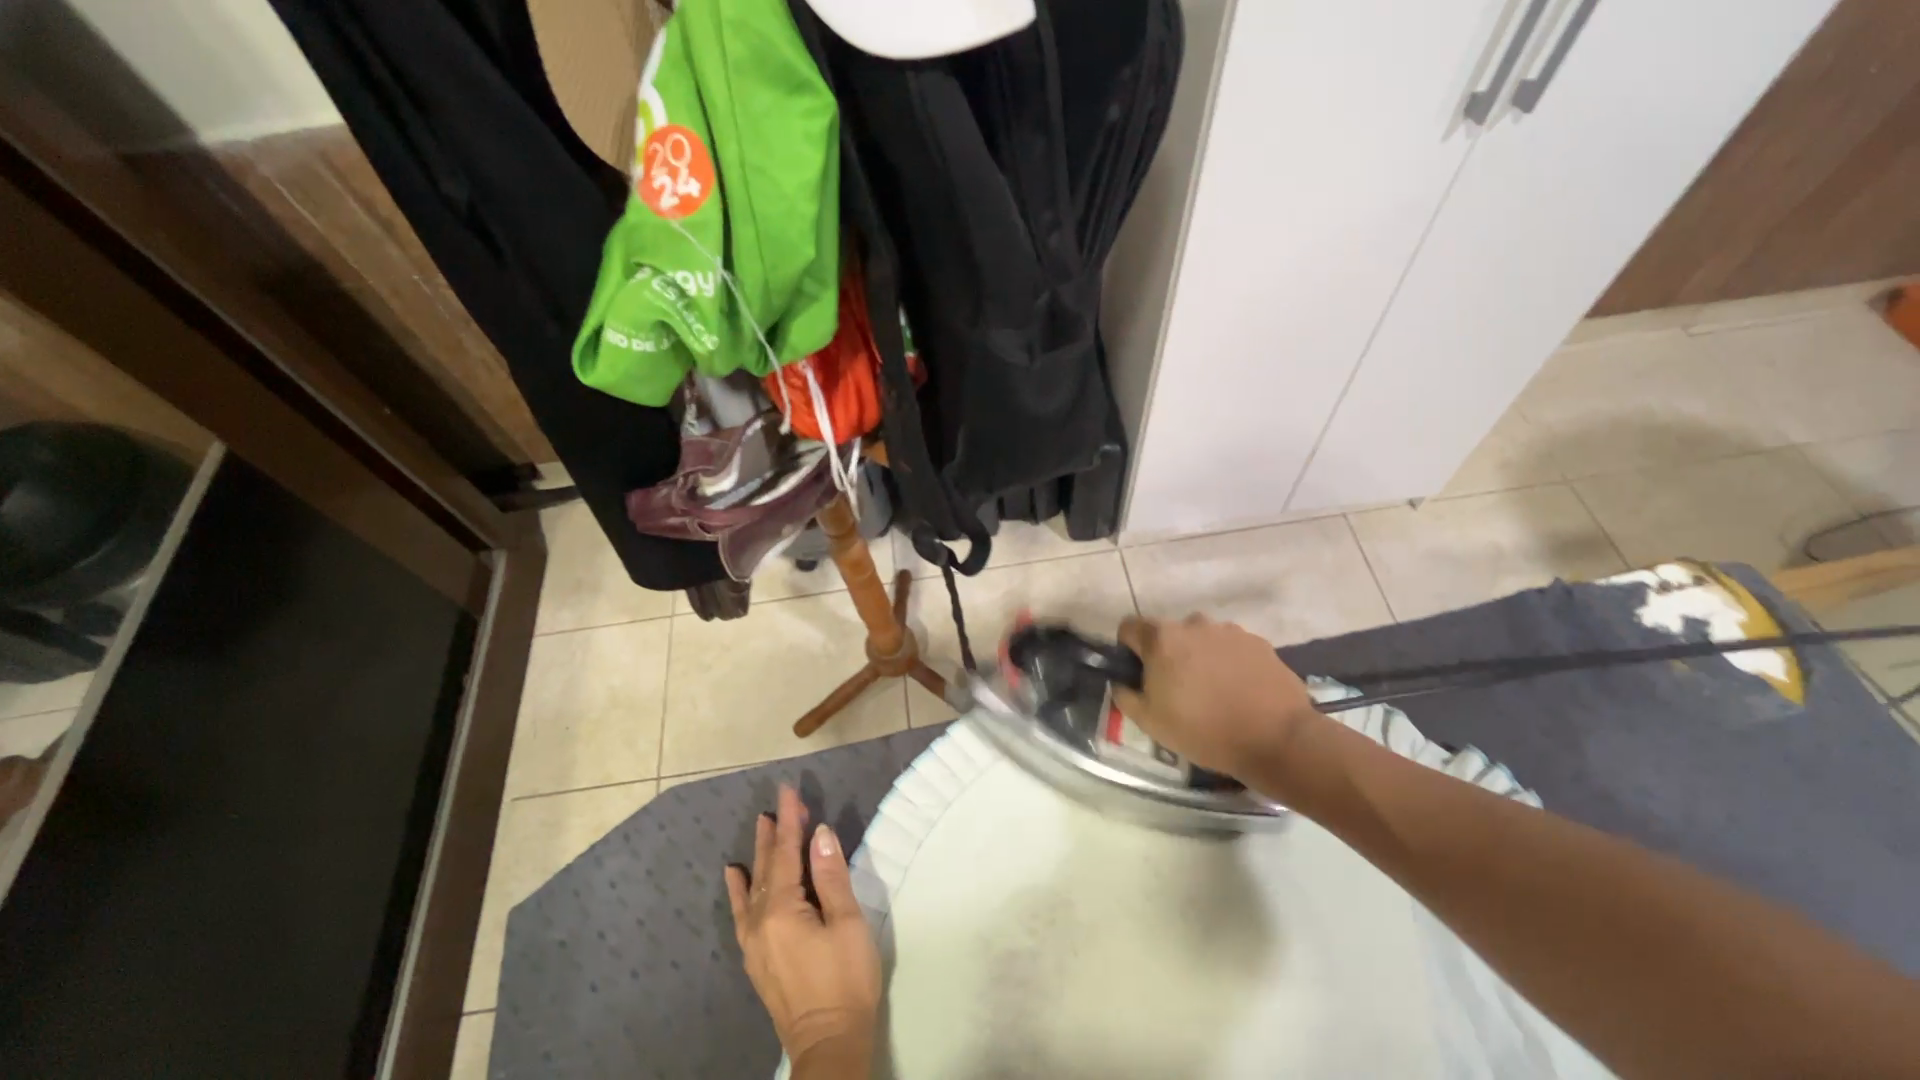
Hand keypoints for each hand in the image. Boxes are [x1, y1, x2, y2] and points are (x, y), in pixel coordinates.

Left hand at [725, 786, 879, 1072]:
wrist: (829, 1043)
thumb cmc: (846, 980)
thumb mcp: (848, 924)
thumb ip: (831, 877)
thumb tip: (819, 834)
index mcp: (782, 909)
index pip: (786, 852)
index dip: (790, 820)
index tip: (789, 790)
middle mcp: (759, 920)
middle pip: (767, 866)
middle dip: (775, 832)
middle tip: (781, 802)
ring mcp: (753, 941)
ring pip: (754, 887)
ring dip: (759, 855)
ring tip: (760, 826)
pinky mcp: (756, 958)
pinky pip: (741, 913)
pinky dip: (739, 890)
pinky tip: (735, 877)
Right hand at [1112, 614, 1326, 785]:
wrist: (1276, 738)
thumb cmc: (1203, 730)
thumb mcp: (1149, 722)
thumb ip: (1125, 695)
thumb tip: (1122, 682)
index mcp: (1162, 639)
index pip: (1129, 627)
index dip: (1128, 649)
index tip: (1138, 675)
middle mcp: (1195, 624)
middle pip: (1169, 634)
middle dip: (1168, 655)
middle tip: (1177, 690)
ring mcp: (1231, 631)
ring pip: (1203, 640)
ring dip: (1200, 658)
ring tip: (1214, 693)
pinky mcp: (1260, 643)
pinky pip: (1232, 648)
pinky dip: (1229, 664)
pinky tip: (1240, 693)